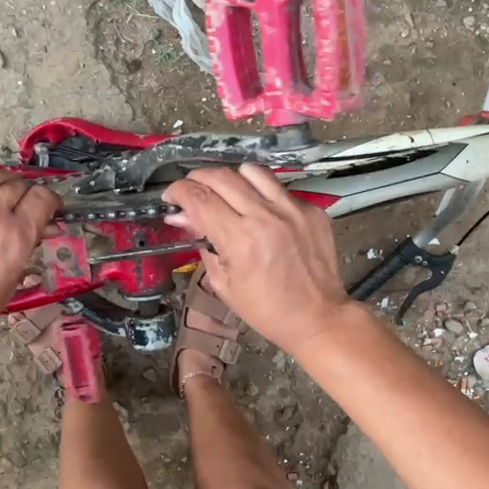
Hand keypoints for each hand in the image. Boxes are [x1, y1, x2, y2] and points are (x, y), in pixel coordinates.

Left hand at [0, 169, 59, 342]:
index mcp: (15, 238)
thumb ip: (25, 249)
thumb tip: (41, 227)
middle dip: (24, 193)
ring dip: (0, 181)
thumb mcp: (9, 283)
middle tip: (19, 205)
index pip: (42, 199)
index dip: (49, 201)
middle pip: (17, 185)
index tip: (46, 207)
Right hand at [162, 165, 356, 354]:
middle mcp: (265, 217)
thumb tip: (184, 218)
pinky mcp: (311, 211)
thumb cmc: (266, 309)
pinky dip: (262, 194)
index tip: (171, 196)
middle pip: (221, 177)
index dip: (178, 191)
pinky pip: (279, 189)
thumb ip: (204, 244)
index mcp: (239, 240)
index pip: (199, 198)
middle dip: (198, 178)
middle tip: (192, 190)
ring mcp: (292, 209)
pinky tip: (260, 212)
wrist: (317, 317)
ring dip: (231, 178)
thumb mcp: (224, 283)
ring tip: (226, 193)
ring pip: (252, 172)